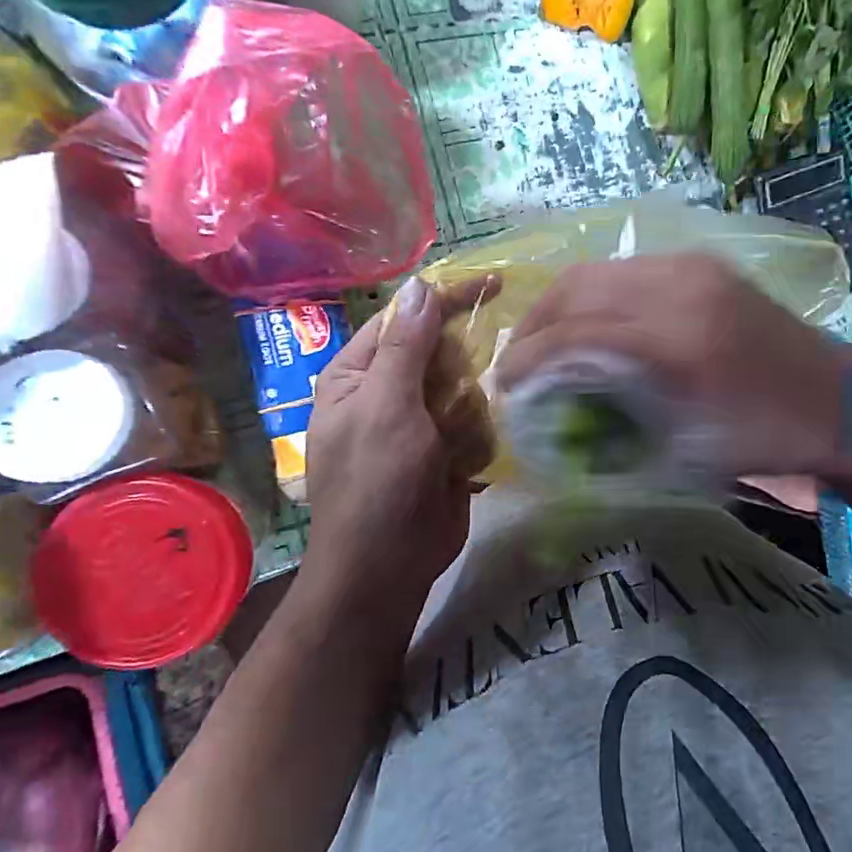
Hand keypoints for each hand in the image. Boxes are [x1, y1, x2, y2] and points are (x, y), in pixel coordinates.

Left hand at [304, 277, 495, 599]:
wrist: (387, 566)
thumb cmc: (376, 481)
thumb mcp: (386, 406)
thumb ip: (406, 346)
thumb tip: (421, 285)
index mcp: (358, 375)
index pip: (404, 319)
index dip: (445, 300)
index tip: (493, 284)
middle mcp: (387, 393)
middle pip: (440, 354)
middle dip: (460, 372)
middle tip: (457, 403)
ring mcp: (418, 425)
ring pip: (465, 391)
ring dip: (469, 415)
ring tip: (453, 448)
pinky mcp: (445, 453)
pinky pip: (474, 426)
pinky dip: (475, 443)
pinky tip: (463, 470)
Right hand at [491, 254, 850, 477]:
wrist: (837, 401)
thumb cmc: (765, 439)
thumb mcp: (684, 448)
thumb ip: (611, 420)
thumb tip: (555, 405)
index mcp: (679, 346)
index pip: (575, 336)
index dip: (527, 358)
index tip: (504, 384)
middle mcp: (681, 289)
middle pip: (575, 289)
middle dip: (533, 325)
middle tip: (518, 361)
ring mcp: (693, 267)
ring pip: (596, 272)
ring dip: (559, 306)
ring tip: (545, 342)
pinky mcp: (701, 262)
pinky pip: (625, 270)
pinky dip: (593, 296)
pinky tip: (590, 325)